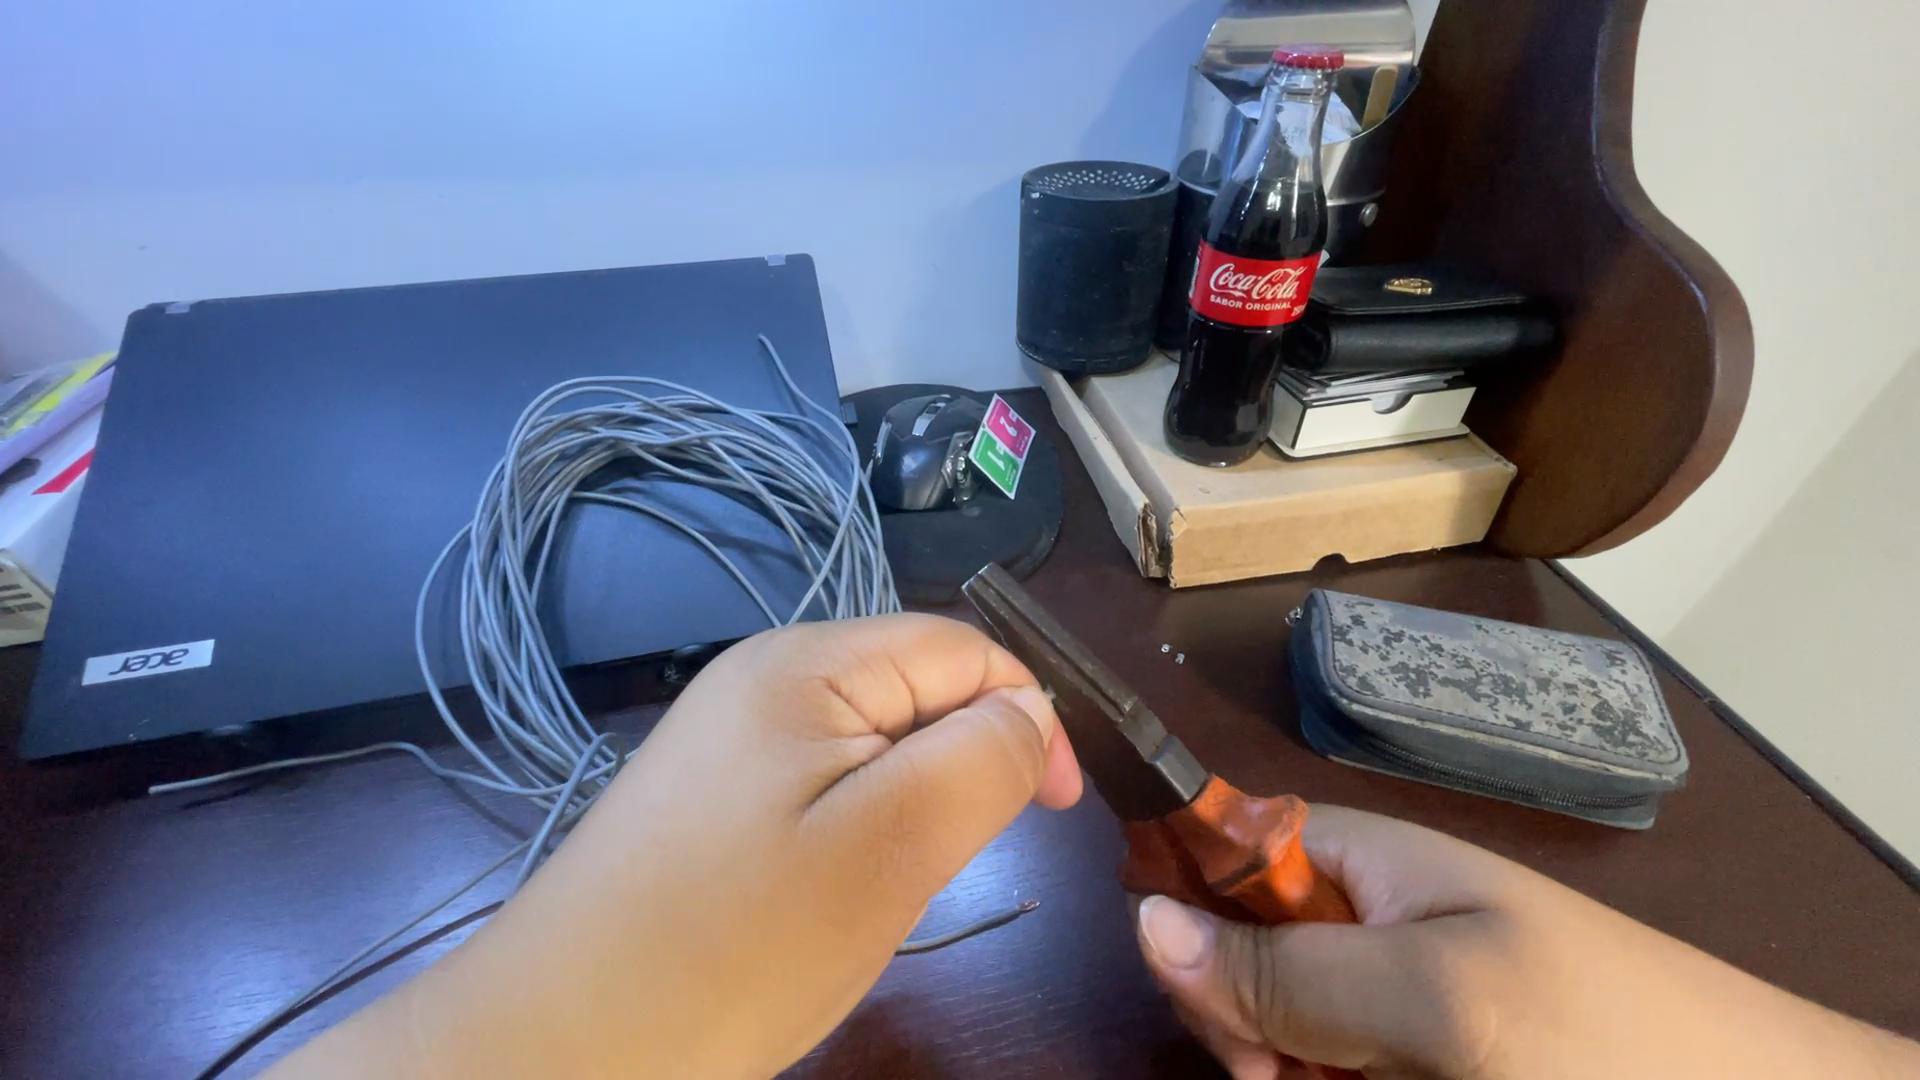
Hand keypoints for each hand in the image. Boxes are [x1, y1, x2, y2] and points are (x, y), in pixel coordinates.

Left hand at [271, 614, 1080, 1078]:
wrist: (555, 1050)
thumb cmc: (736, 945)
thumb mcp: (891, 847)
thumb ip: (981, 758)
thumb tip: (1030, 709)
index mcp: (809, 662)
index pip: (959, 647)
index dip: (1023, 711)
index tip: (1054, 804)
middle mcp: (768, 672)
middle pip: (915, 685)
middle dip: (961, 759)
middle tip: (948, 857)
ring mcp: (735, 728)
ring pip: (876, 735)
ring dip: (912, 796)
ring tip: (889, 876)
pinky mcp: (716, 784)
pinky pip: (826, 775)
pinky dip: (861, 820)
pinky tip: (833, 881)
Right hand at [1135, 805, 1919, 1079]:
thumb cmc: (1605, 1040)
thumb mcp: (1435, 1001)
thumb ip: (1286, 966)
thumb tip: (1141, 917)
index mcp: (1350, 855)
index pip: (1218, 854)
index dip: (1192, 920)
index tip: (1217, 1011)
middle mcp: (1353, 908)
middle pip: (1235, 946)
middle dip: (1244, 1021)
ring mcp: (1383, 982)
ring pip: (1276, 1016)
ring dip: (1286, 1069)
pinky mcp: (1407, 1045)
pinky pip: (1328, 1058)